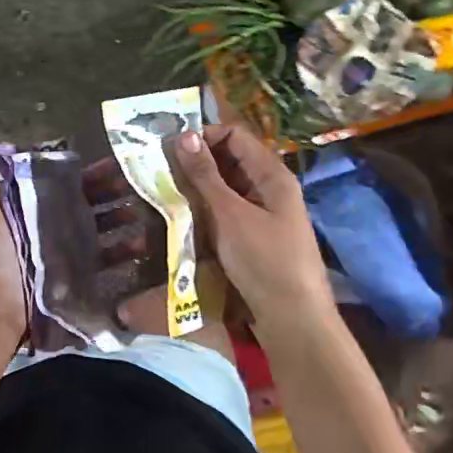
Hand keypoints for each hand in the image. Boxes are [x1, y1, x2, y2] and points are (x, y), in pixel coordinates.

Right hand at [170, 125, 332, 324]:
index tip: (169, 149)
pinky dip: (206, 210)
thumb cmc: (264, 260)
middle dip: (196, 162)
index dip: (204, 136)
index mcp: (271, 174)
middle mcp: (269, 188)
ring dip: (198, 188)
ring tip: (165, 194)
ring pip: (225, 188)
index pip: (235, 135)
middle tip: (160, 172)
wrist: (292, 316)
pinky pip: (226, 212)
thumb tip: (184, 136)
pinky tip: (183, 218)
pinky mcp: (253, 236)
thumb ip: (206, 176)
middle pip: (230, 160)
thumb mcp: (230, 214)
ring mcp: (262, 213)